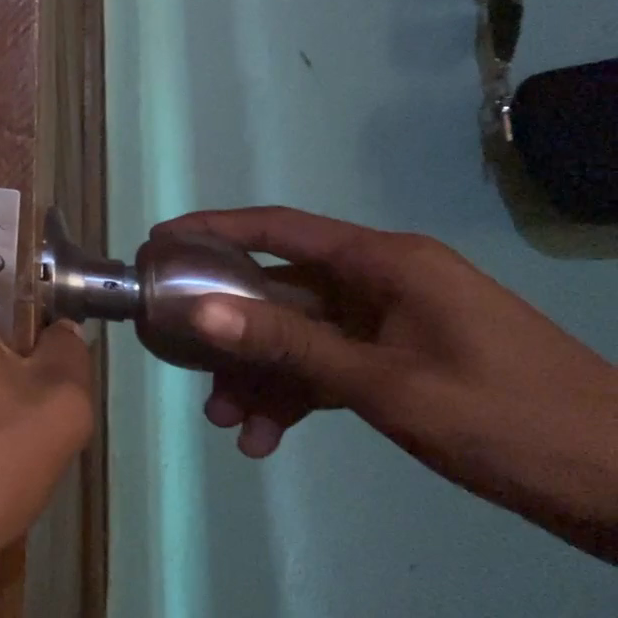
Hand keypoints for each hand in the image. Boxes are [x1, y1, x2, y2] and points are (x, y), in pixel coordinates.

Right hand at [160, 206, 617, 561]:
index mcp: (385, 264)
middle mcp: (382, 282)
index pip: (277, 229)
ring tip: (227, 422)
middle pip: (278, 292)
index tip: (154, 244)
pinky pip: (327, 366)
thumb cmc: (511, 421)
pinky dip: (295, 396)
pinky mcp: (404, 362)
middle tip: (184, 362)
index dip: (210, 230)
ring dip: (258, 376)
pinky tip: (266, 436)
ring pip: (297, 336)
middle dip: (230, 335)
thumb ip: (287, 344)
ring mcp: (394, 324)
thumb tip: (197, 311)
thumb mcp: (387, 386)